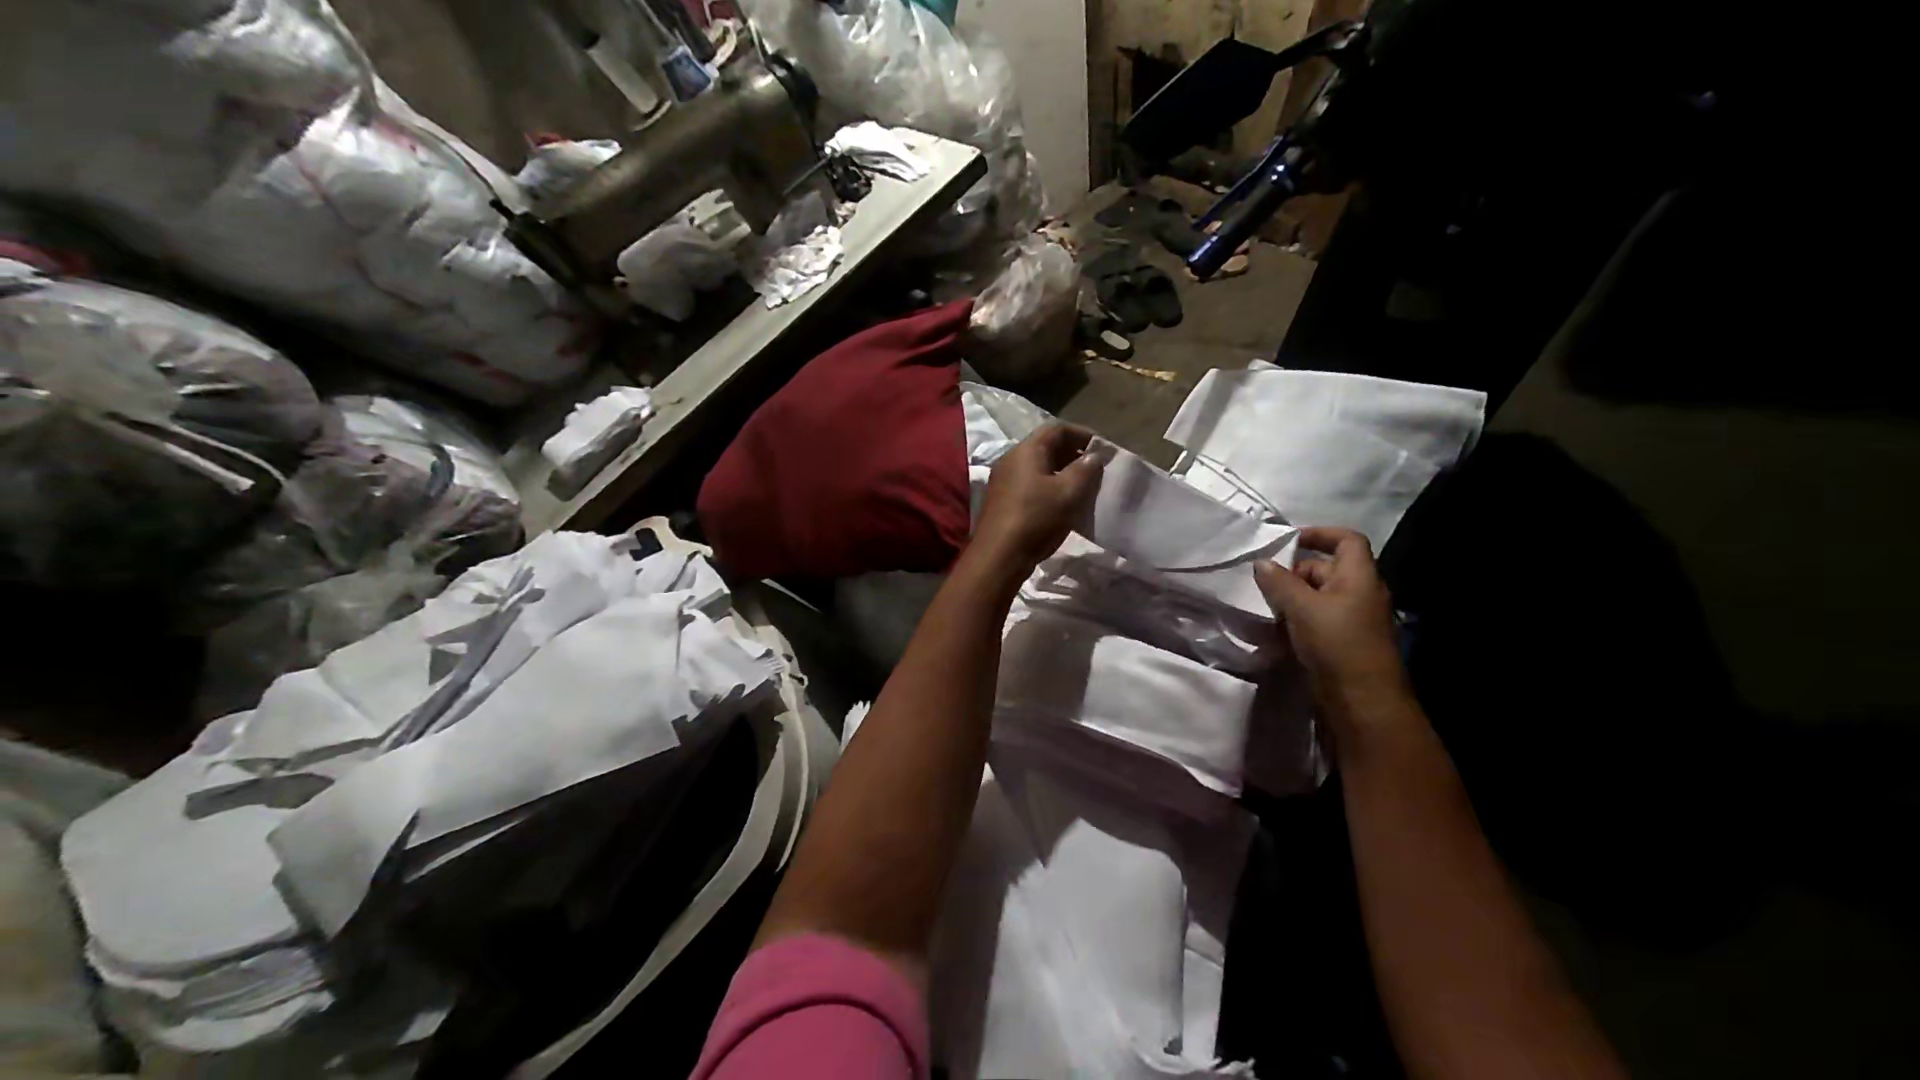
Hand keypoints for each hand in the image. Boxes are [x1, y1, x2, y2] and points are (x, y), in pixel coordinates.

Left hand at [971, 424, 1102, 574]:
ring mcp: (1004, 481)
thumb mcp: (1068, 493)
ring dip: (1063, 473)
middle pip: (1046, 447)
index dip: (1082, 434)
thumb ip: (1084, 470)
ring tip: (1084, 488)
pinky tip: (1064, 505)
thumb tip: (1093, 456)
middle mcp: (1012, 460)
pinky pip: (1031, 485)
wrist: (999, 556)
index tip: (1102, 449)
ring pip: (1039, 468)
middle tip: (1096, 469)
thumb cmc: (1036, 518)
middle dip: (1074, 454)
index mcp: (1026, 451)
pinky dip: (1050, 488)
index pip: (1057, 429)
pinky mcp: (1003, 501)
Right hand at [1255, 527, 1413, 727]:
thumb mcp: (1302, 607)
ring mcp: (1352, 620)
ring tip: (1264, 612)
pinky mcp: (1341, 643)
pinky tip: (1273, 636)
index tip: (1288, 540)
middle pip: (1325, 569)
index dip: (1319, 534)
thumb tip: (1262, 563)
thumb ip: (1279, 582)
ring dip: (1289, 601)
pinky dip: (1295, 622)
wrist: (1361, 701)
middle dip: (1293, 574)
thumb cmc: (1336, 643)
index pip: (1346, 540)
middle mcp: (1359, 594)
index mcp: (1359, 577)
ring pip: (1316, 598)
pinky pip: (1315, 621)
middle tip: (1265, 586)